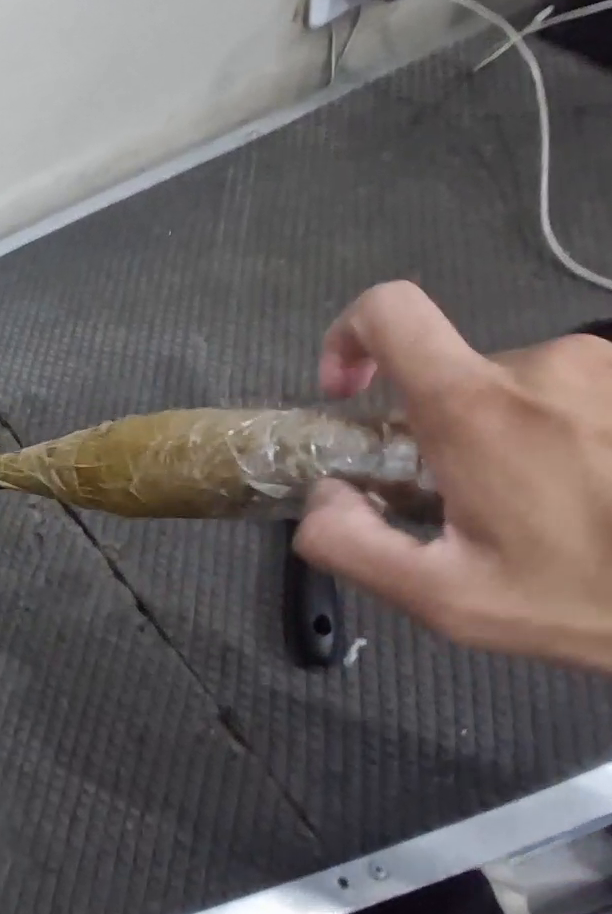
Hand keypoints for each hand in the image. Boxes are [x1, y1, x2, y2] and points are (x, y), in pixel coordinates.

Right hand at [294, 281, 611, 669]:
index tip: (352, 393)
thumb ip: (345, 544)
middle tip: (472, 496)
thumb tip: (327, 493)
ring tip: (548, 500)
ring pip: (523, 384)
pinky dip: (568, 435)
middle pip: (456, 371)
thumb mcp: (444, 599)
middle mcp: (551, 366)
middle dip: (445, 426)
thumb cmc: (593, 601)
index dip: (349, 339)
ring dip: (512, 432)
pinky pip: (583, 394)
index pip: (389, 312)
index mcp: (478, 408)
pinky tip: (595, 490)